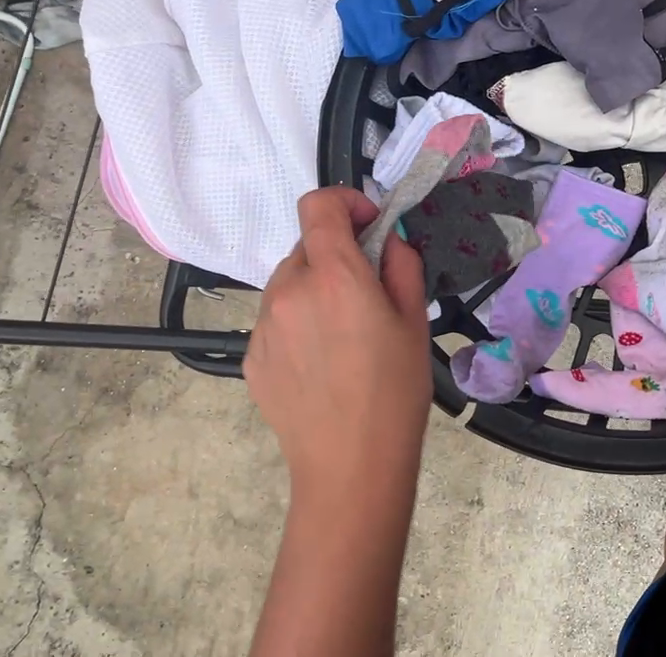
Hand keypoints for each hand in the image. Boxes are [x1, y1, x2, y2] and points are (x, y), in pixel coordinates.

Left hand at [246, 186, 430, 498]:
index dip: (346, 202)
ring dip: (316, 287)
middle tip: (369, 291)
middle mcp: (288, 291)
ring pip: (289, 282)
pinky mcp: (251, 357)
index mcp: (332, 275)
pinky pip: (277, 318)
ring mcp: (263, 326)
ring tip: (345, 332)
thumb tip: (388, 239)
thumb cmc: (396, 388)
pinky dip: (300, 320)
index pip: (319, 205)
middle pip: (307, 246)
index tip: (371, 226)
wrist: (350, 463)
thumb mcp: (414, 318)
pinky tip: (325, 359)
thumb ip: (401, 264)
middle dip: (337, 254)